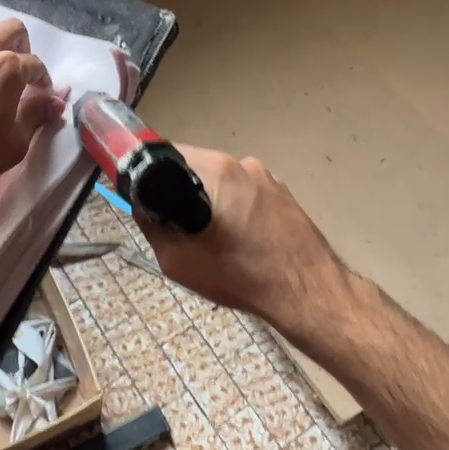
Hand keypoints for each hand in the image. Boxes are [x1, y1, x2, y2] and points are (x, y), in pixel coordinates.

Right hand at [135, 145, 347, 332]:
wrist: (308, 295)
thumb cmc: (239, 275)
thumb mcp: (176, 259)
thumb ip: (151, 225)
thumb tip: (140, 206)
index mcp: (216, 169)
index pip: (167, 154)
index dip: (151, 175)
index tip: (148, 199)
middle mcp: (242, 162)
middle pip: (195, 166)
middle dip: (181, 189)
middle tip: (178, 225)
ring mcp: (266, 176)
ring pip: (221, 179)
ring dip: (210, 199)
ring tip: (214, 237)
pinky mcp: (283, 192)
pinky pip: (244, 191)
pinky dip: (235, 207)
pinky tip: (241, 239)